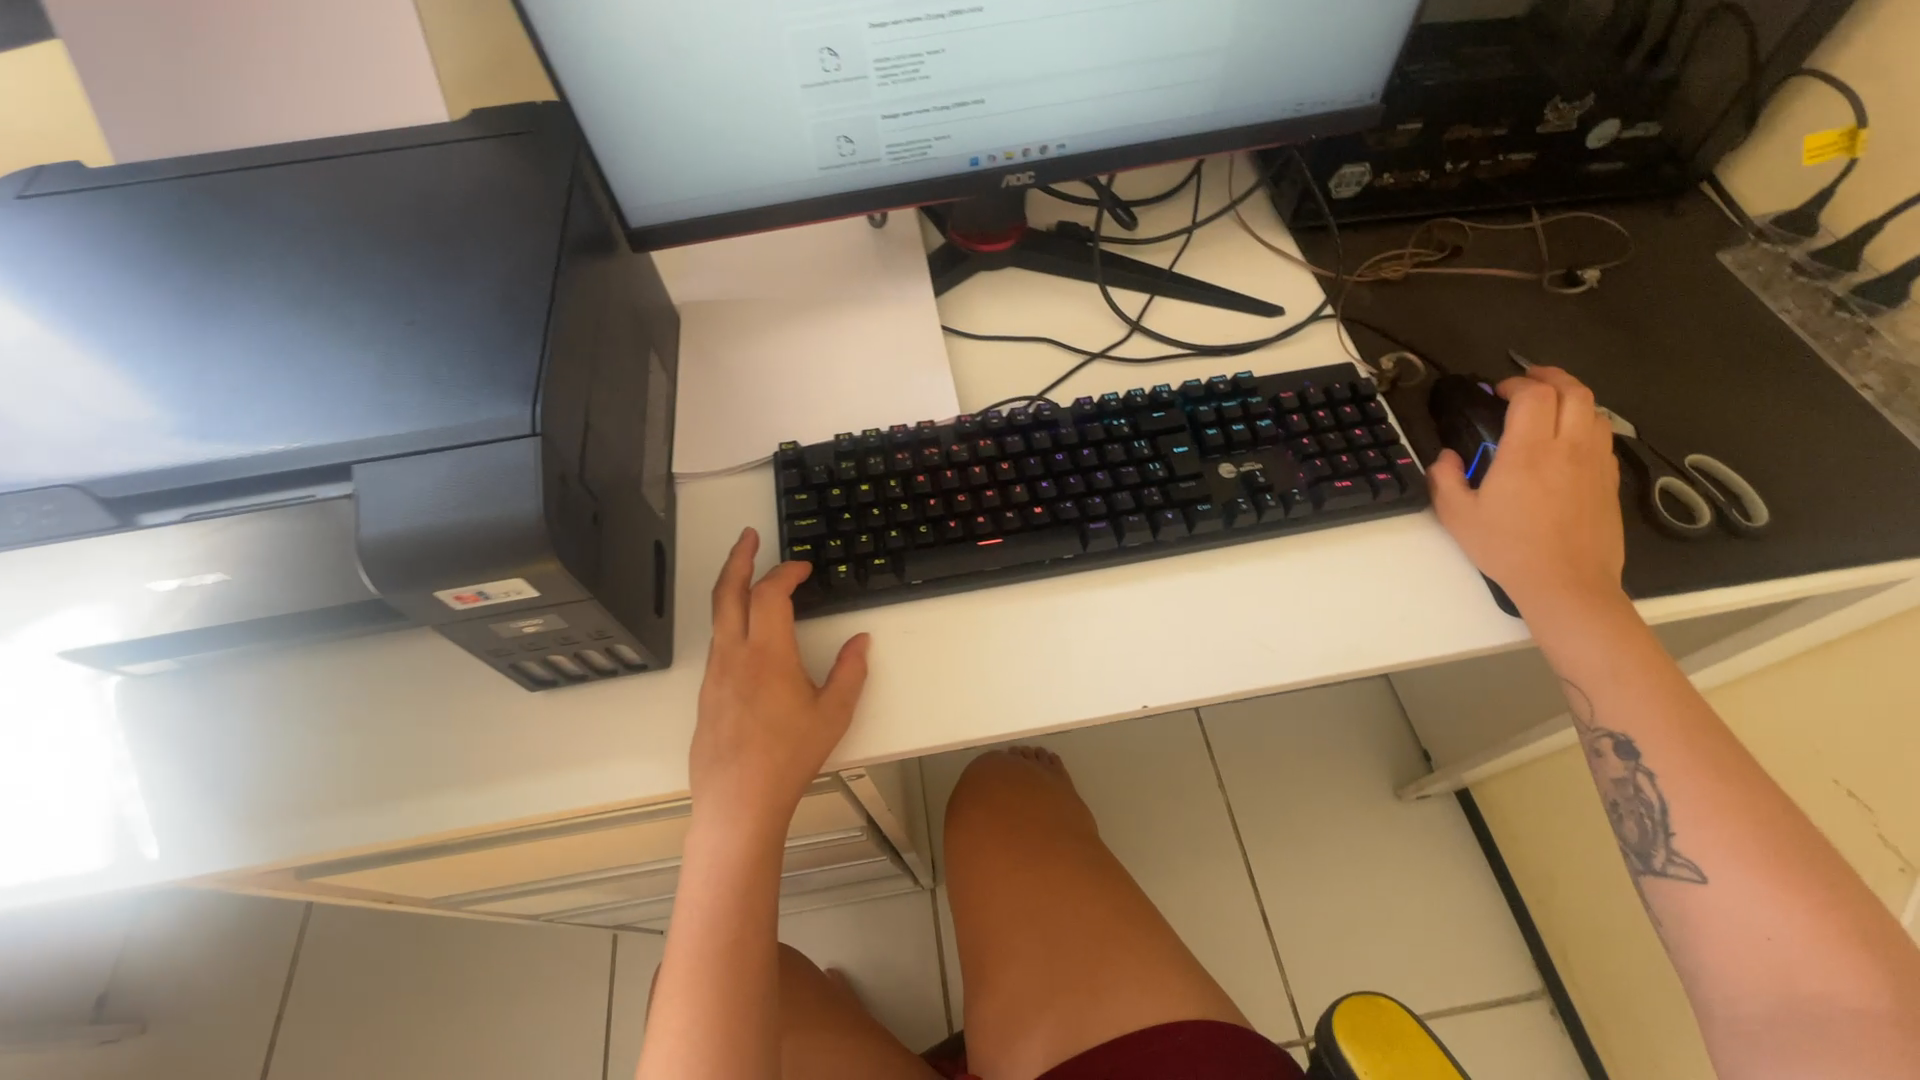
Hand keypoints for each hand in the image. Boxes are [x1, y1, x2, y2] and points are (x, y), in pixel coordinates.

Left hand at [691, 528, 870, 830]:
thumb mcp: (834, 714)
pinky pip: (717, 643)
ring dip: (732, 588)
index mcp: (767, 654)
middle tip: (749, 537)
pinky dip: (730, 621)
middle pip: (727, 591)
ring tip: (748, 577)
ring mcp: (714, 673)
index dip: (786, 572)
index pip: (771, 593)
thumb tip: (861, 641)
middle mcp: (734, 655)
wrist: (738, 801)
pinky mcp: (706, 693)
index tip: (804, 569)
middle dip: (739, 558)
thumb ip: (851, 671)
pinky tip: (747, 634)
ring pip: (718, 616)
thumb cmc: (788, 758)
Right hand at [1427, 366, 1625, 615]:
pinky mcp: (1609, 480)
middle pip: (1574, 391)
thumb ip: (1445, 479)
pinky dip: (1586, 425)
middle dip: (1551, 378)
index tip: (1498, 392)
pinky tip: (1568, 442)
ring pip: (1595, 411)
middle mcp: (1568, 448)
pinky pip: (1603, 438)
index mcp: (1529, 452)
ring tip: (1550, 407)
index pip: (1534, 395)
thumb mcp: (1458, 517)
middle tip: (1529, 381)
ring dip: (1572, 399)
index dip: (1516, 384)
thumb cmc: (1508, 549)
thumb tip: (1447, 457)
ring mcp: (1595, 463)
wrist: (1567, 582)